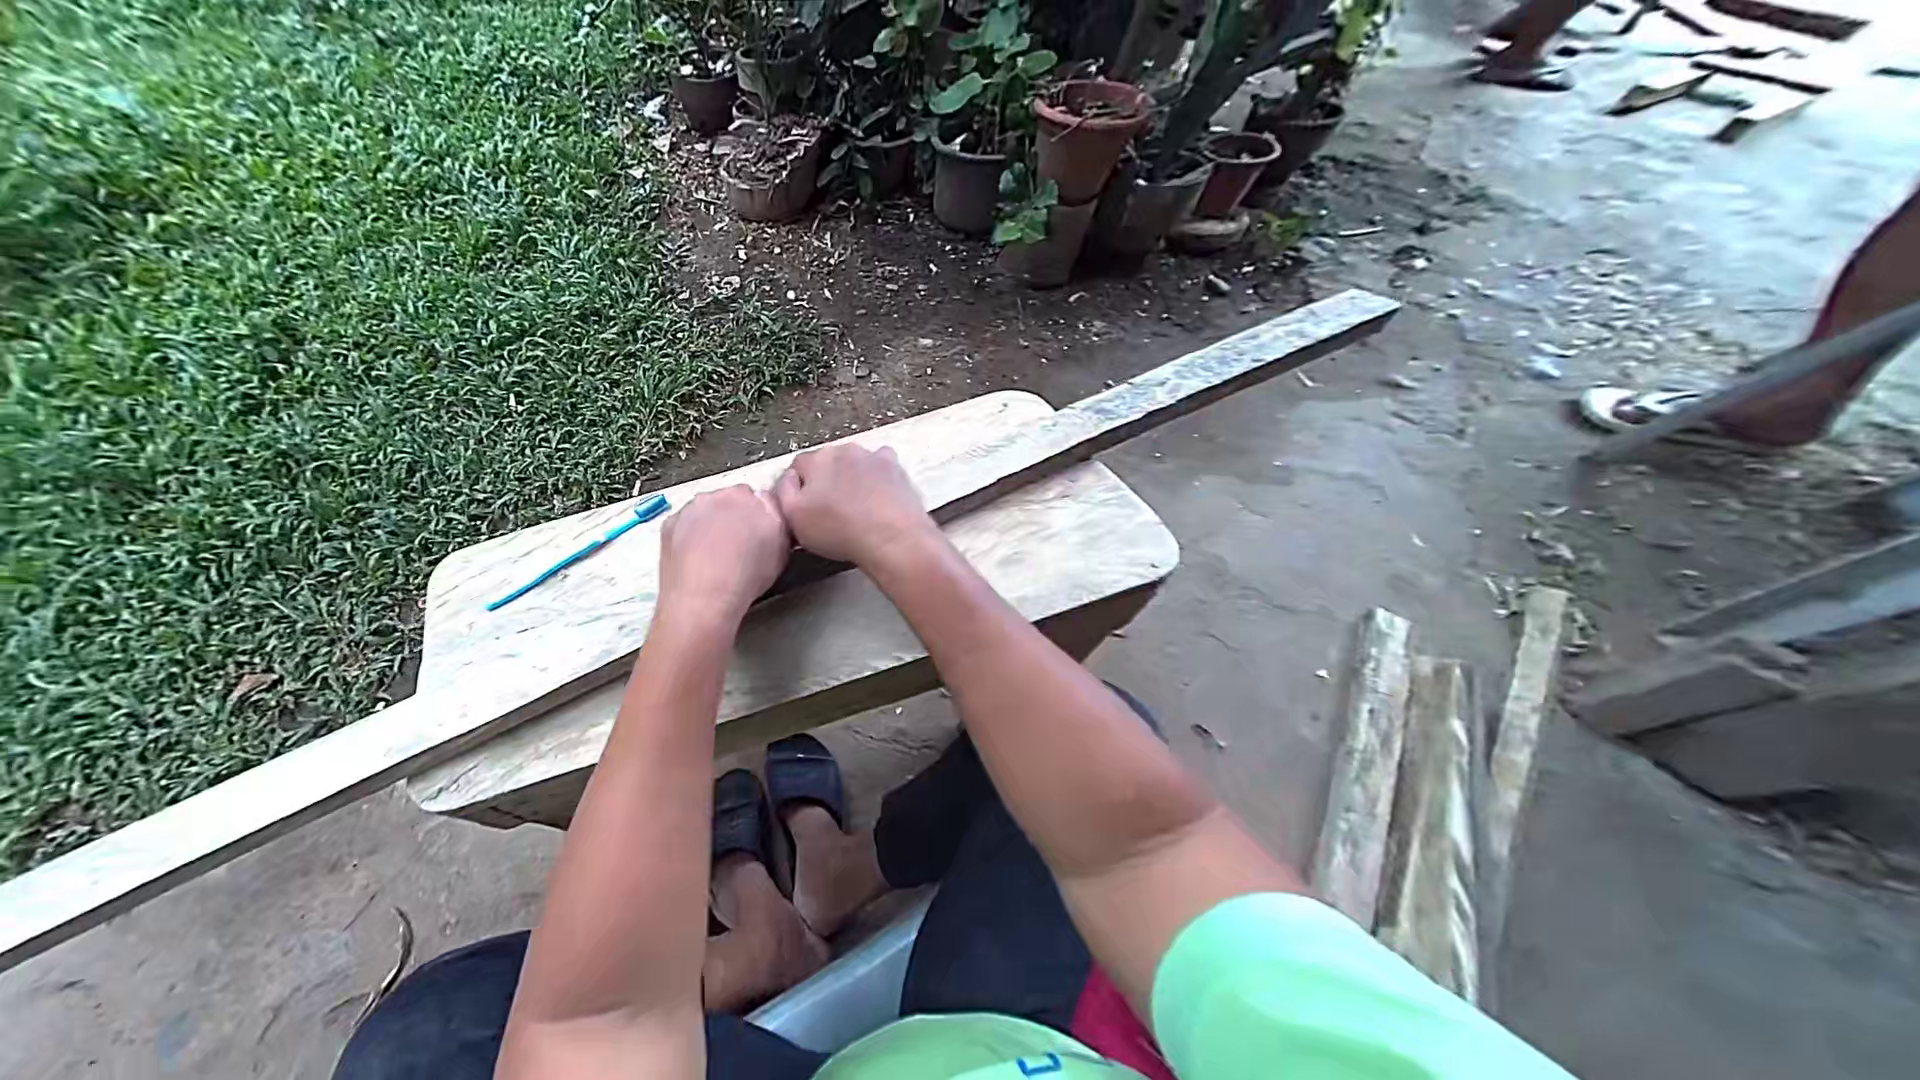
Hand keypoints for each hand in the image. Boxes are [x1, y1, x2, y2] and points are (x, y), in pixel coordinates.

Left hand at [658, 485, 789, 623]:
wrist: (703, 599)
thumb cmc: (743, 576)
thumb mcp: (782, 547)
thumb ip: (777, 517)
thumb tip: (771, 507)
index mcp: (745, 497)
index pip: (756, 496)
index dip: (760, 516)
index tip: (759, 533)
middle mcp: (714, 497)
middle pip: (728, 501)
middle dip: (733, 518)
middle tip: (740, 547)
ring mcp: (689, 511)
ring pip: (704, 513)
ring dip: (711, 527)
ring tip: (718, 557)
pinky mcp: (669, 527)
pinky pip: (683, 526)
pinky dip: (690, 538)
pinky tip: (699, 560)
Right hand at [772, 444, 935, 569]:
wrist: (891, 538)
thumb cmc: (840, 531)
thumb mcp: (792, 518)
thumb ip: (783, 492)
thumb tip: (788, 478)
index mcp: (816, 460)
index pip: (799, 467)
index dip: (800, 488)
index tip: (806, 507)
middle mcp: (844, 451)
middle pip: (828, 463)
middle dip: (827, 482)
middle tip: (832, 511)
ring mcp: (872, 456)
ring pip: (854, 465)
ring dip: (853, 479)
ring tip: (857, 508)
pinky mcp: (895, 468)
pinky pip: (881, 467)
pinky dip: (878, 478)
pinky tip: (878, 497)